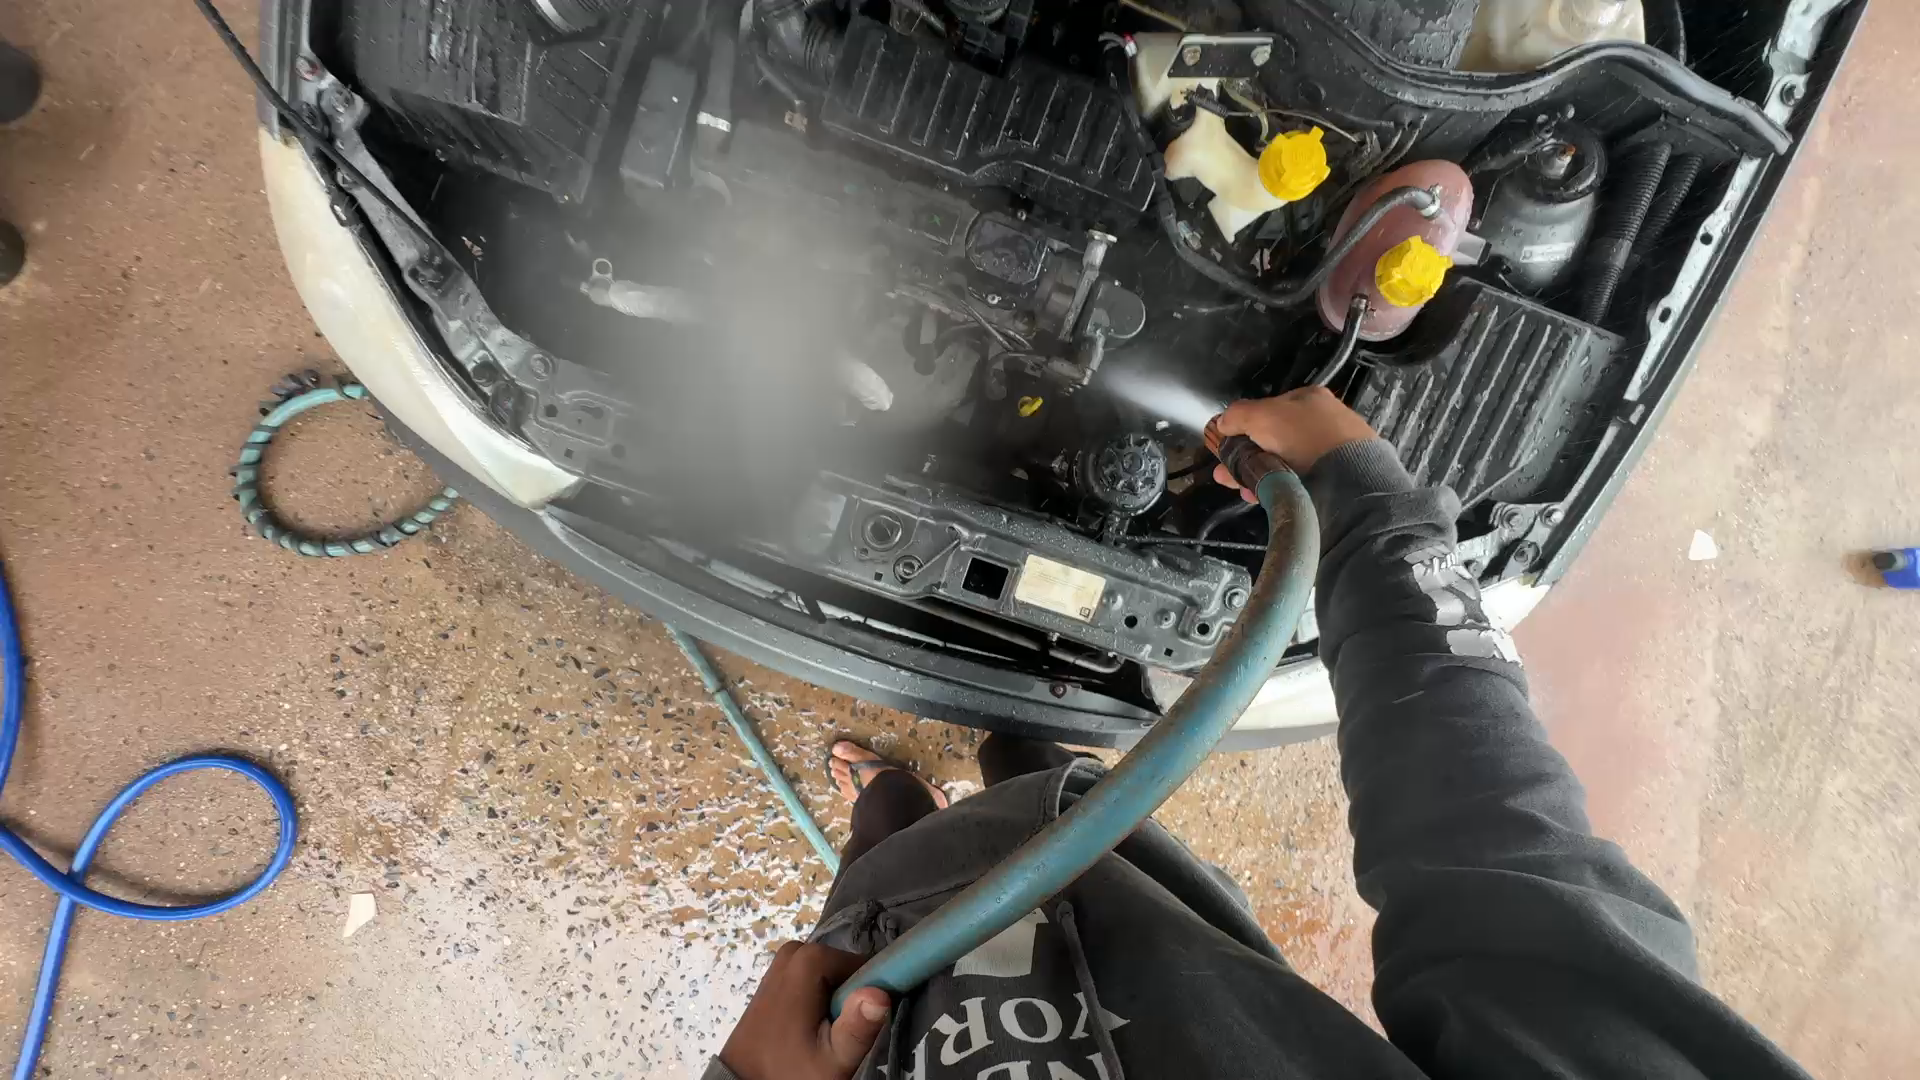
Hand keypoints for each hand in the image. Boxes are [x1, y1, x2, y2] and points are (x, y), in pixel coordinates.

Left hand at [720, 942, 892, 1079]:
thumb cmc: (787, 1073)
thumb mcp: (830, 1062)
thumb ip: (857, 1027)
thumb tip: (881, 993)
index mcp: (810, 958)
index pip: (862, 967)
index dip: (866, 998)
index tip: (857, 1028)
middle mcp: (795, 950)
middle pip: (843, 970)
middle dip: (845, 1001)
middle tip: (834, 1037)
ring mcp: (782, 962)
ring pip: (828, 977)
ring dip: (830, 1004)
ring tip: (819, 1036)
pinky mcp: (774, 977)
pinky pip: (810, 981)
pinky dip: (814, 1002)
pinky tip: (805, 1030)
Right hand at [1211, 387, 1376, 501]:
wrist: (1348, 477)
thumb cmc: (1303, 438)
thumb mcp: (1262, 416)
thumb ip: (1237, 414)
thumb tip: (1222, 422)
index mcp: (1308, 398)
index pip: (1267, 410)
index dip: (1244, 428)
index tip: (1229, 446)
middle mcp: (1322, 420)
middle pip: (1272, 439)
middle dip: (1246, 457)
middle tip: (1227, 473)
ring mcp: (1329, 449)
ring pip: (1282, 461)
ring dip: (1257, 474)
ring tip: (1242, 488)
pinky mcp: (1334, 476)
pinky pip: (1296, 479)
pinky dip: (1277, 485)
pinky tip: (1262, 495)